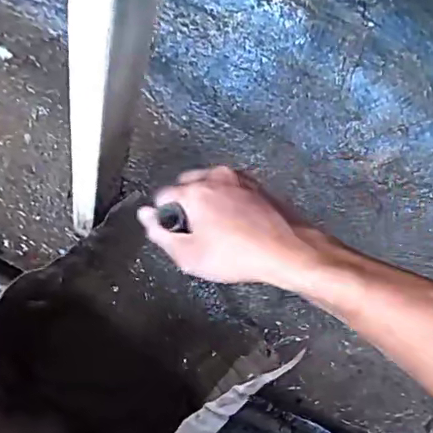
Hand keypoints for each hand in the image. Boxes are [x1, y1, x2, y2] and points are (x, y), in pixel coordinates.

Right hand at [137, 166, 336, 288]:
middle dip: (186, 207)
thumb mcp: (189, 256)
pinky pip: (232, 190)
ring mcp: (239, 179)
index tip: (175, 235)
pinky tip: (237, 227)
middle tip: (197, 235)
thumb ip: (160, 234)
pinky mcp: (257, 186)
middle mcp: (215, 176)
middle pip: (186, 187)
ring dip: (208, 204)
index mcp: (194, 190)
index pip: (162, 197)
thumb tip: (146, 216)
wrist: (287, 250)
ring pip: (211, 187)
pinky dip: (229, 204)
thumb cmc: (239, 255)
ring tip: (220, 233)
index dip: (164, 219)